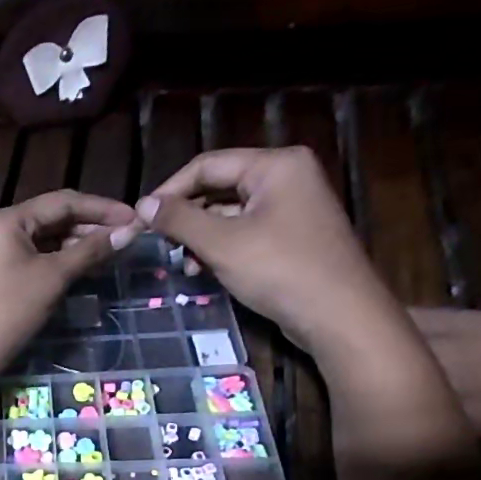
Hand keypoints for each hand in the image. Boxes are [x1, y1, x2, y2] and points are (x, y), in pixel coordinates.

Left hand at [0, 190, 137, 379]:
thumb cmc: (11, 311)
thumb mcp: (54, 278)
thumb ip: (91, 251)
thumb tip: (130, 231)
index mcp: (9, 219)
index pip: (63, 202)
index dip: (101, 208)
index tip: (134, 217)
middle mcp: (1, 226)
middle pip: (55, 217)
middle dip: (91, 225)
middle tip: (127, 235)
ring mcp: (0, 249)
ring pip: (47, 237)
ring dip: (79, 242)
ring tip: (113, 249)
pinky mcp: (2, 270)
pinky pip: (38, 254)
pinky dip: (63, 258)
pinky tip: (87, 263)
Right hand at [139, 148, 399, 355]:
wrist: (340, 315)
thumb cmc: (280, 270)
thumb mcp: (222, 244)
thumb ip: (180, 220)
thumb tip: (143, 205)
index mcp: (275, 165)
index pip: (208, 164)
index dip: (170, 190)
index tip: (140, 218)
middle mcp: (288, 176)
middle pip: (220, 187)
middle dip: (187, 217)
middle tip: (159, 244)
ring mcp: (294, 207)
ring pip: (232, 213)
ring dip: (202, 237)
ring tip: (183, 264)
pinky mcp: (294, 236)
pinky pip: (248, 232)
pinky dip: (223, 248)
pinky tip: (207, 270)